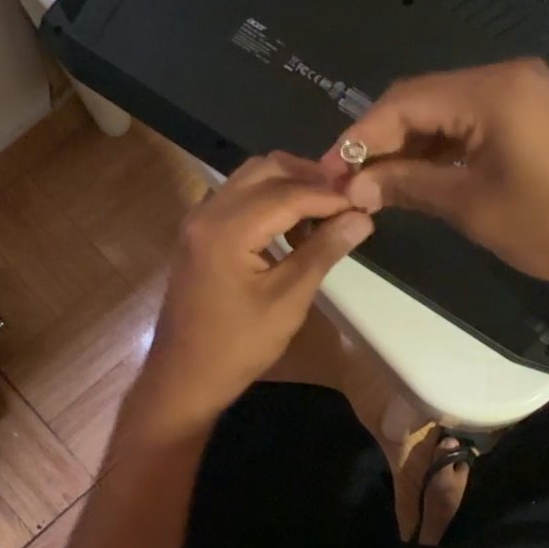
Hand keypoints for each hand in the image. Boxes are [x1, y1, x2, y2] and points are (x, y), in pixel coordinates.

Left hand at [134, 153, 372, 432]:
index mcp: (226, 228)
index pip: (288, 192)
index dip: (330, 195)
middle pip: (265, 170)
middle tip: (346, 198)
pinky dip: (267, 200)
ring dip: (288, 186)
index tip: (364, 203)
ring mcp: (198, 221)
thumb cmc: (238, 346)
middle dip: (309, 178)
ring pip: (250, 180)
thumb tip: (362, 218)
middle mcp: (207, 212)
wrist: (184, 377)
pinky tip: (293, 227)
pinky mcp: (198, 234)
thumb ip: (323, 252)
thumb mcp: (288, 300)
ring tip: (325, 212)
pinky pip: (236, 199)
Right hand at [329, 59, 548, 297]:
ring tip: (374, 185)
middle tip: (347, 181)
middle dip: (381, 140)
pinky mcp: (534, 115)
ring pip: (445, 112)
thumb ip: (408, 185)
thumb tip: (353, 185)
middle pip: (422, 100)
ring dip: (410, 147)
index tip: (326, 173)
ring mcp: (524, 93)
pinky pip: (473, 123)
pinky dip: (442, 149)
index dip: (358, 137)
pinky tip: (418, 177)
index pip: (404, 102)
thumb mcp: (472, 206)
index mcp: (491, 90)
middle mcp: (506, 77)